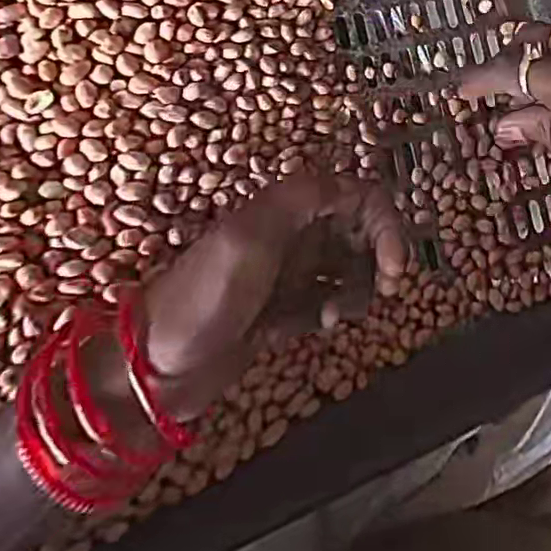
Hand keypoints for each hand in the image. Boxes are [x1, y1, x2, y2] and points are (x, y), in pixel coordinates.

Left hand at [136, 173, 407, 417]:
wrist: (156, 368)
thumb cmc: (205, 296)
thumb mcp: (251, 236)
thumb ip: (303, 198)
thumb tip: (353, 182)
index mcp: (288, 208)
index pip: (359, 197)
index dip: (386, 224)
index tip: (394, 266)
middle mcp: (294, 233)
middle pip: (361, 233)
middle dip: (378, 261)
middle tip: (382, 290)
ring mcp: (290, 271)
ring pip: (351, 269)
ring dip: (354, 291)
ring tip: (329, 315)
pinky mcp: (285, 306)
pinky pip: (328, 300)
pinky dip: (329, 312)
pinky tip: (307, 328)